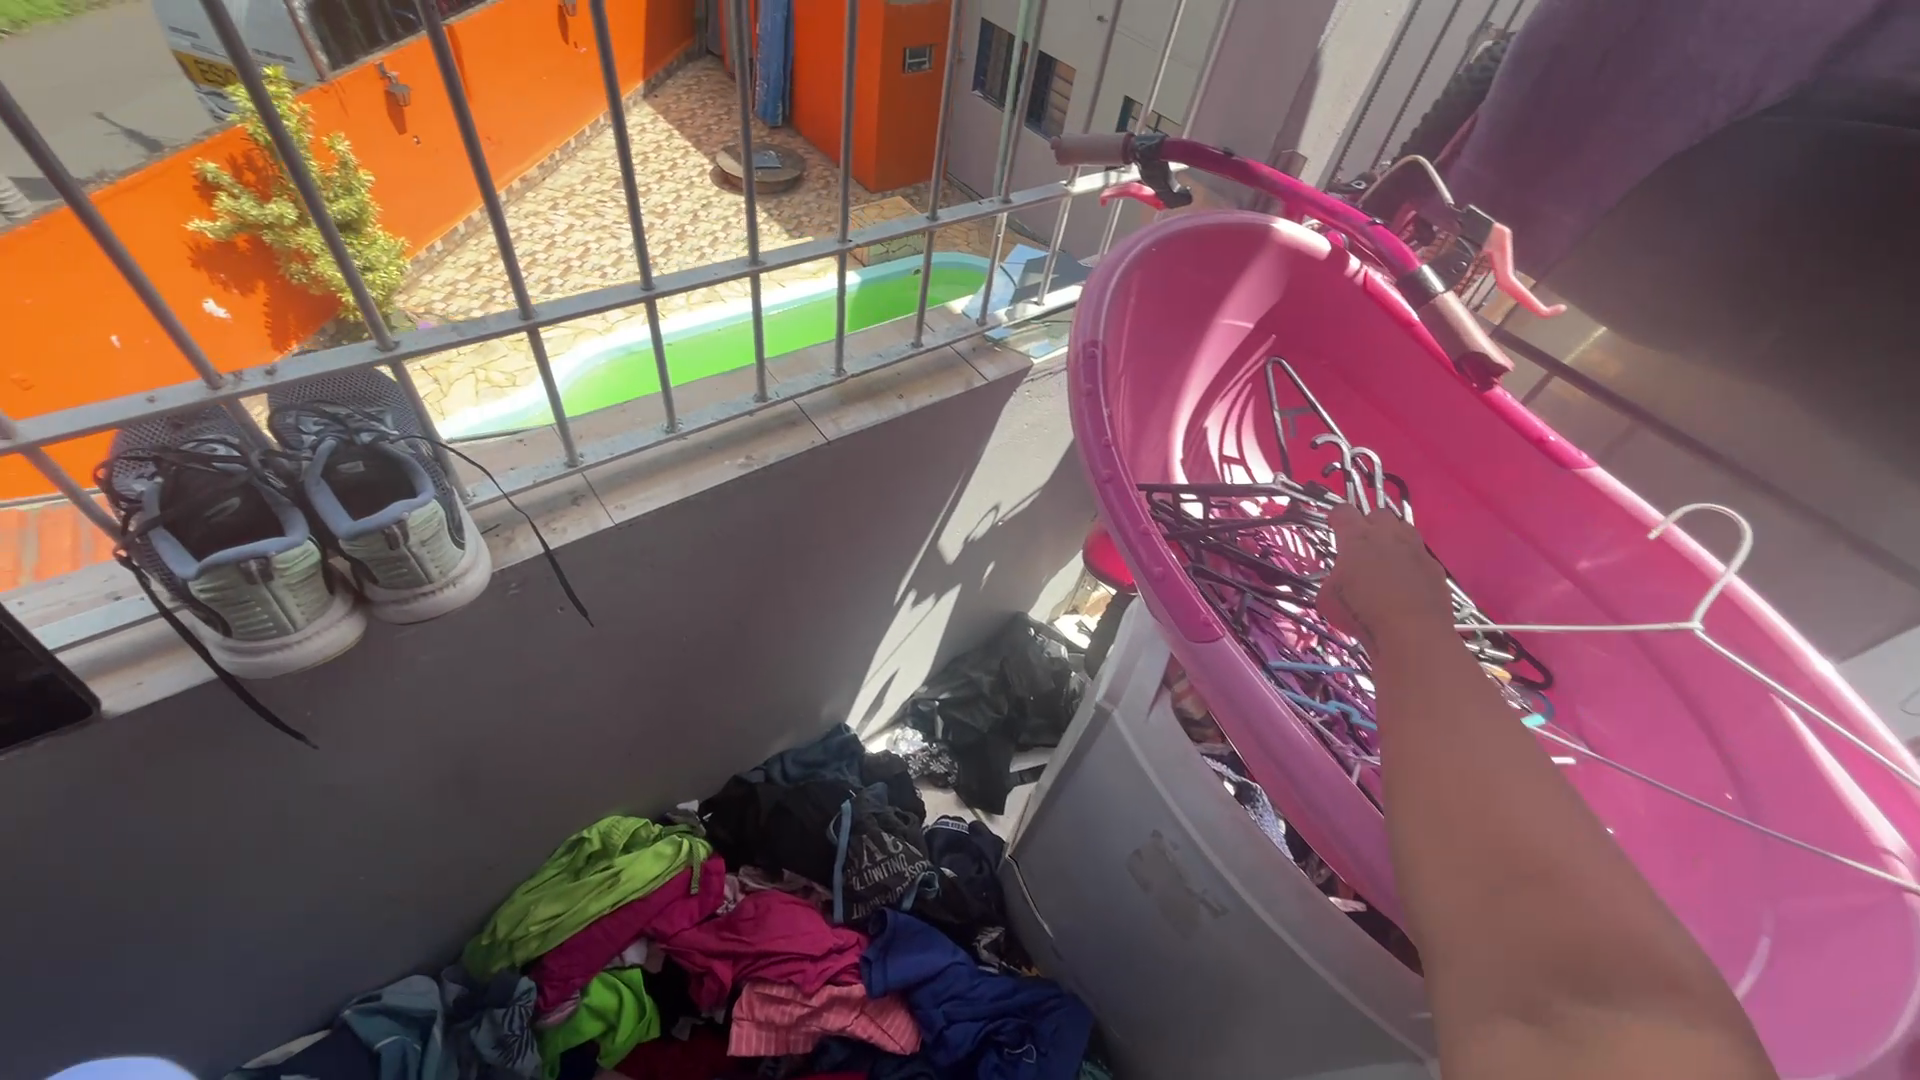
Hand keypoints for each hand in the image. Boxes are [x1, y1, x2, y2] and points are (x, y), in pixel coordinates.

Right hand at [1319, 504, 1452, 651]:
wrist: (1410, 632)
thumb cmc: (1360, 612)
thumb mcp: (1327, 598)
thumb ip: (1333, 579)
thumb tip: (1341, 579)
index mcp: (1356, 538)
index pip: (1343, 511)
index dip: (1337, 517)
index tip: (1334, 526)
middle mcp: (1388, 536)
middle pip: (1379, 514)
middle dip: (1369, 524)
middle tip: (1361, 544)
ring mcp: (1416, 550)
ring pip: (1405, 529)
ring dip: (1393, 538)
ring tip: (1386, 558)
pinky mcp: (1435, 568)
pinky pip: (1421, 556)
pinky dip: (1412, 564)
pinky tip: (1407, 583)